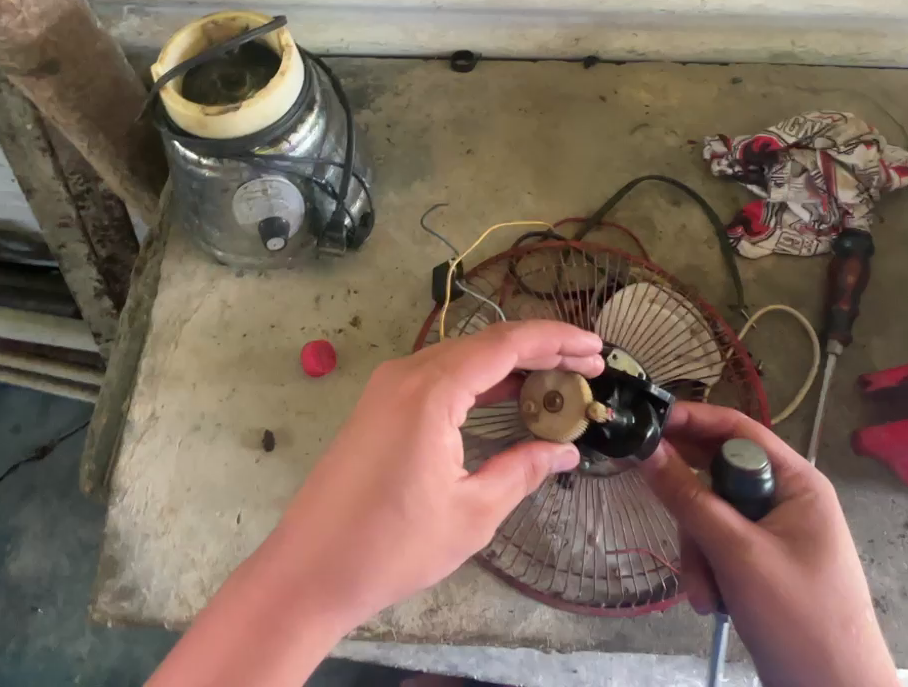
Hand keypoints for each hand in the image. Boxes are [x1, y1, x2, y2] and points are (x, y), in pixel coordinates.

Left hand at [265, 318, 605, 622]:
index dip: (555, 339)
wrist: (311, 568)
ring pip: (461, 358)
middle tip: (588, 365)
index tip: (596, 346)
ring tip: (559, 379)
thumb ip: (522, 471)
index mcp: (430, 390)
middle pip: (484, 344)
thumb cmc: (393, 544)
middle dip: (539, 350)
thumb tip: (565, 450)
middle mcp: (407, 373)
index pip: (504, 344)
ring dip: (509, 365)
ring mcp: (389, 386)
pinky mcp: (380, 404)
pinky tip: (508, 397)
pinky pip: (439, 376)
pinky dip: (478, 382)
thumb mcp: (471, 513)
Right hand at [641, 402, 897, 686]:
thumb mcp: (737, 554)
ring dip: (697, 552)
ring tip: (705, 592)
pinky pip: (716, 546)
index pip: (735, 428)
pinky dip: (707, 572)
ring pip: (709, 515)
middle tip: (668, 518)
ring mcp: (773, 534)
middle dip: (690, 509)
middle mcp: (785, 499)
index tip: (645, 424)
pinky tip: (714, 604)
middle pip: (715, 474)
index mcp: (796, 482)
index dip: (690, 420)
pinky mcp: (760, 564)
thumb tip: (646, 449)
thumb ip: (688, 497)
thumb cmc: (800, 619)